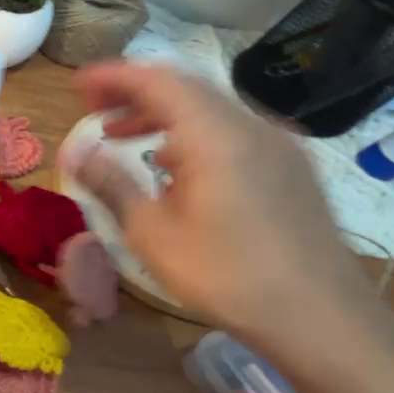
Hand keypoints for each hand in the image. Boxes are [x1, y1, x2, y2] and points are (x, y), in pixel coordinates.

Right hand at [69, 62, 378, 347]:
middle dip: (135, 92)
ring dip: (161, 114)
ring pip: (211, 110)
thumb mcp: (150, 232)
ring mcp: (279, 147)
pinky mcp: (291, 169)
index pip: (159, 82)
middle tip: (92, 108)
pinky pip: (232, 131)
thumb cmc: (224, 274)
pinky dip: (191, 133)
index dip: (114, 77)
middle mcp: (253, 128)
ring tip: (121, 136)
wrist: (318, 314)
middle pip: (187, 89)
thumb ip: (111, 183)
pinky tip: (172, 165)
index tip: (78, 85)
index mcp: (216, 136)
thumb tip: (75, 152)